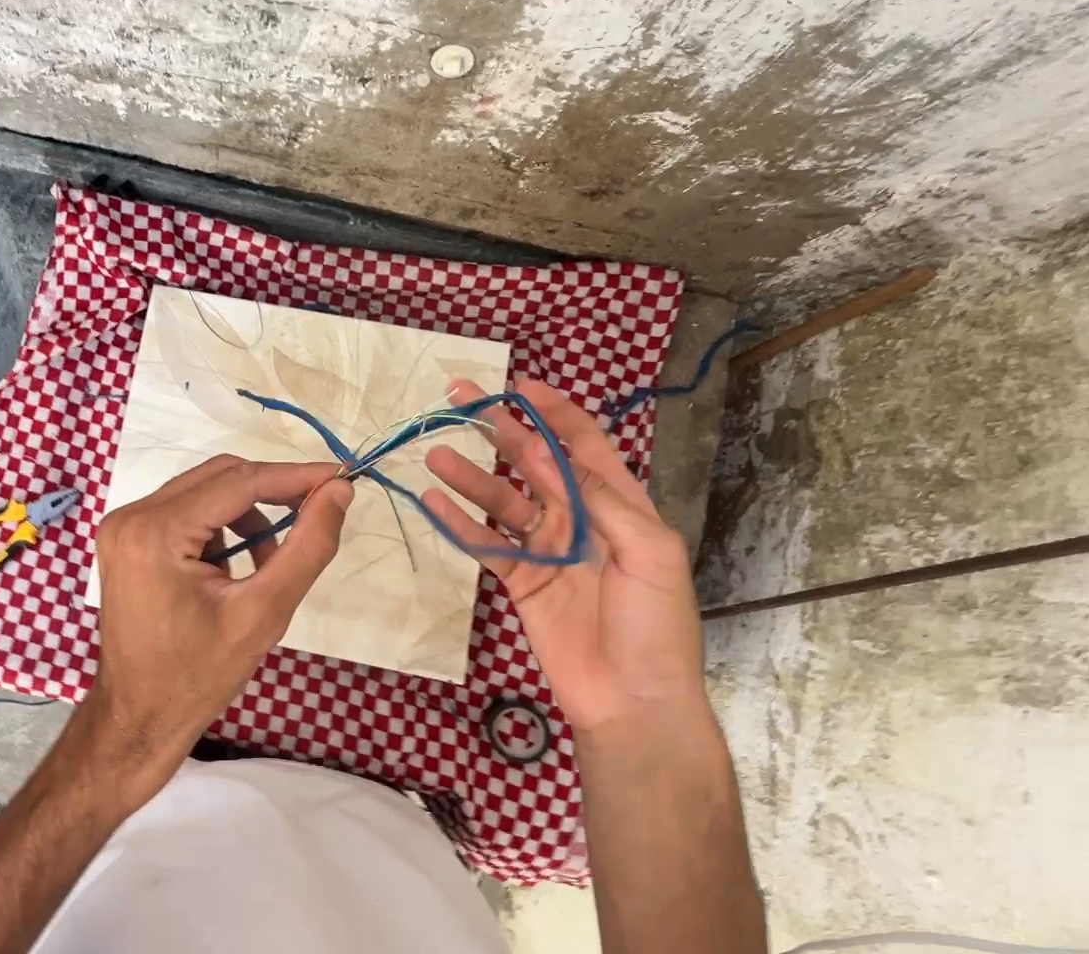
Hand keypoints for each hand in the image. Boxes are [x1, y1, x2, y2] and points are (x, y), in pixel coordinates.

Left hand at [86, 456, 352, 794]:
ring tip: (269, 563)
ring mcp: (123, 524)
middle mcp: (131, 515)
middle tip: (317, 512)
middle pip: (219, 476)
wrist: (139, 717)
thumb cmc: (200, 675)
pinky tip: (234, 568)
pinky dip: (220, 526)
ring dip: (247, 513)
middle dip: (272, 491)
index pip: (238, 482)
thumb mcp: (263, 613)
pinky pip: (185, 509)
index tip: (340, 477)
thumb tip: (338, 492)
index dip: (294, 476)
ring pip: (203, 489)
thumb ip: (307, 547)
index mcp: (156, 532)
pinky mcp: (126, 536)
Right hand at [422, 378, 704, 733]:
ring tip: (436, 454)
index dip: (554, 412)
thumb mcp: (649, 554)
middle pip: (532, 462)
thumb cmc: (656, 625)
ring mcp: (544, 548)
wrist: (633, 700)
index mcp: (618, 505)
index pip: (583, 444)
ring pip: (501, 500)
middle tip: (458, 399)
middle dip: (499, 428)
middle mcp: (577, 518)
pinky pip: (484, 543)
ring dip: (470, 476)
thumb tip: (545, 453)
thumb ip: (600, 501)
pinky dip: (458, 524)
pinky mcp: (518, 579)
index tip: (518, 387)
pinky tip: (432, 503)